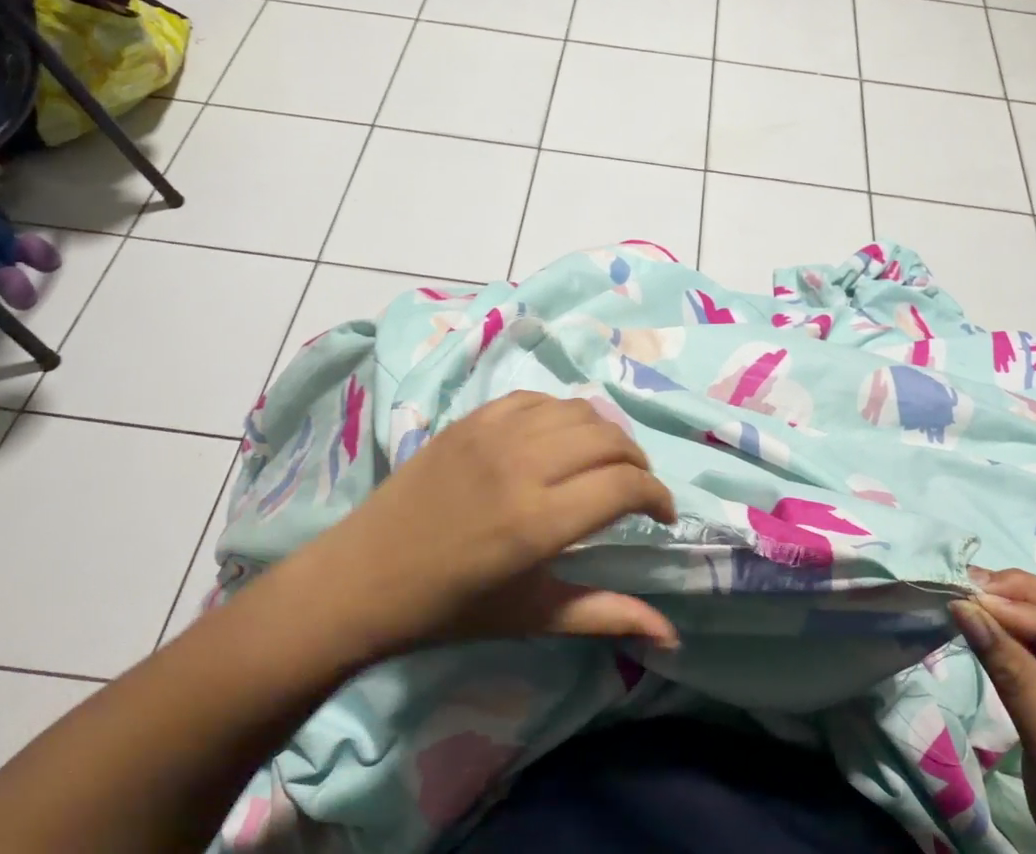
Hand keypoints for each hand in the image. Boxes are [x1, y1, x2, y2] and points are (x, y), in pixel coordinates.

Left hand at [302, 391, 680, 658]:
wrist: (363, 578)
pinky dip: (560, 414)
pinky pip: (534, 399)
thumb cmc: (450, 608)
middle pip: (609, 438)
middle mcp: (522, 465)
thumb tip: (672, 636)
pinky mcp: (469, 421)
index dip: (658, 497)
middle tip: (637, 491)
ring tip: (603, 463)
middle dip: (638, 462)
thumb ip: (606, 615)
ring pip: (576, 410)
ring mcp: (492, 435)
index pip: (625, 486)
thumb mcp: (533, 615)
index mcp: (539, 521)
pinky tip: (558, 440)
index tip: (661, 517)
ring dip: (604, 434)